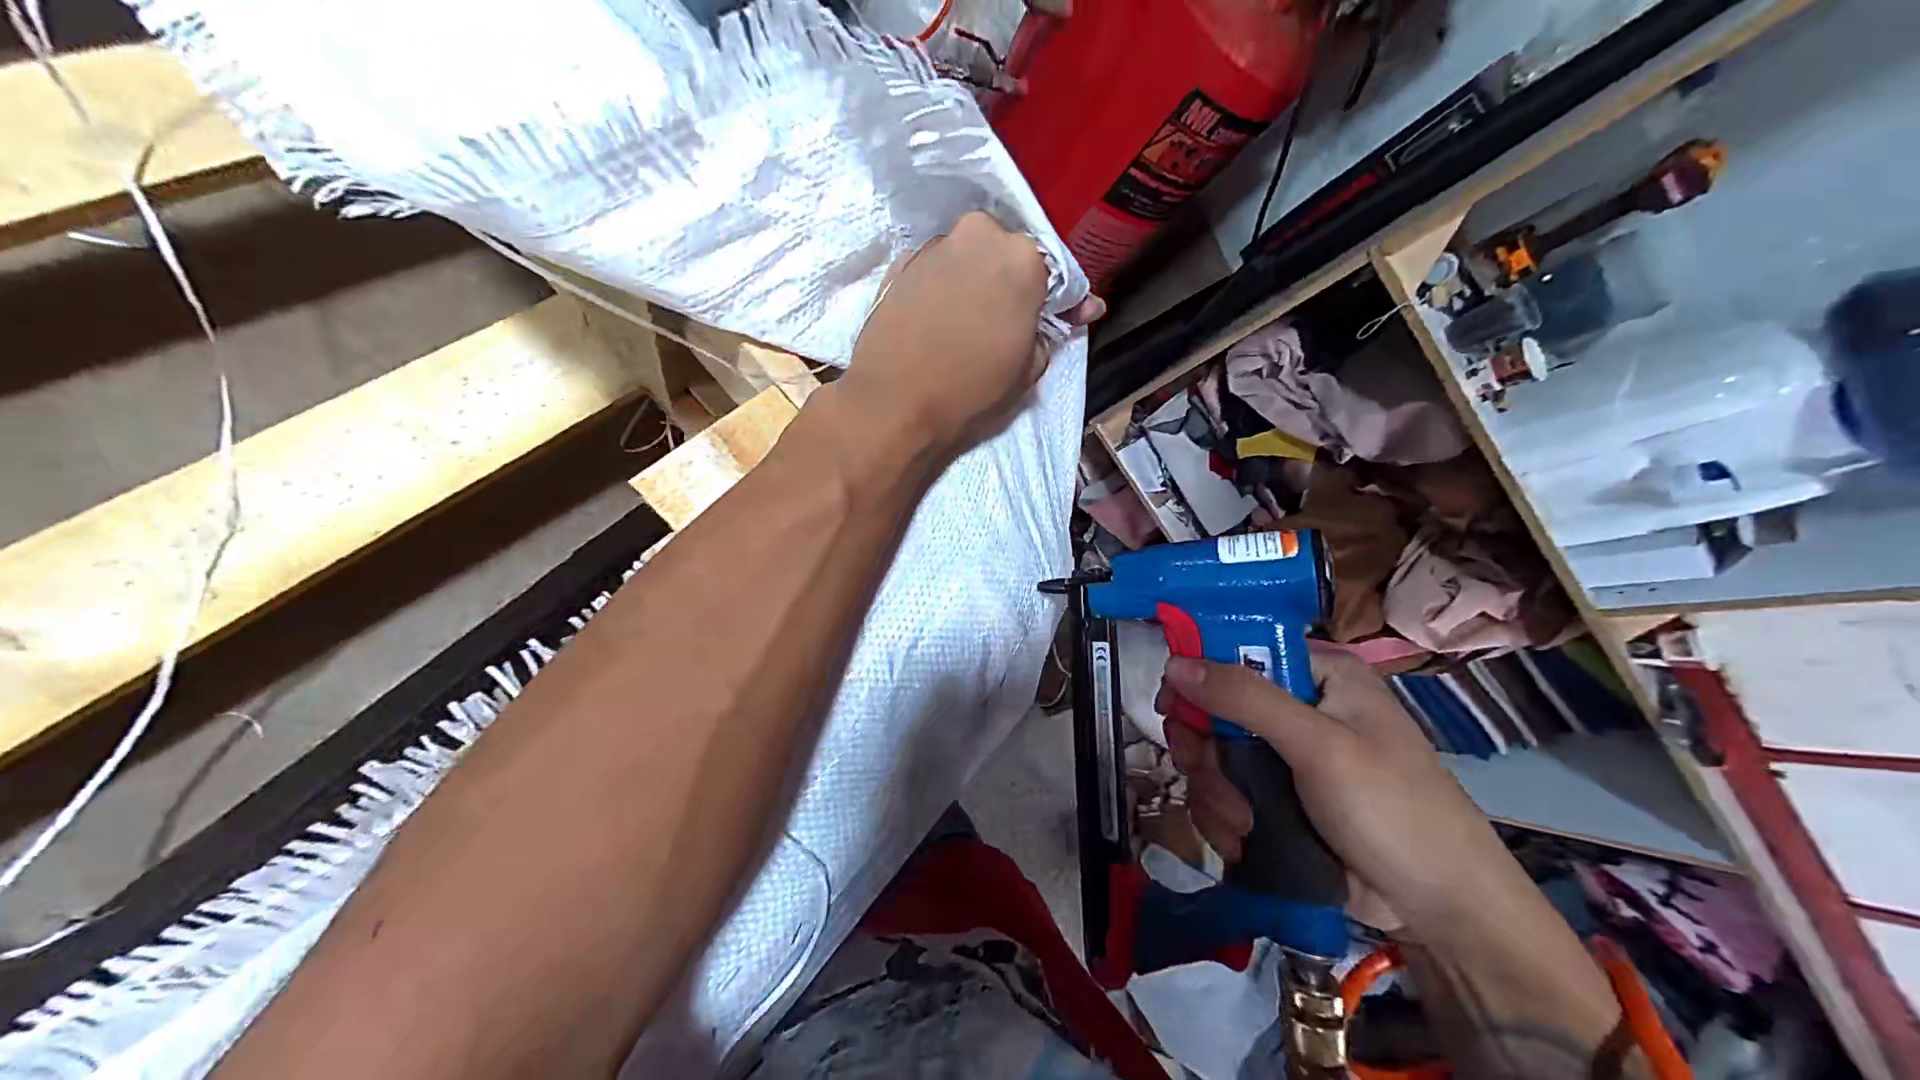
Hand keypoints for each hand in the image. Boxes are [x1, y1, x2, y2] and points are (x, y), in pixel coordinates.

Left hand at [838, 211, 1101, 464]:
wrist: (894, 403)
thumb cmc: (972, 389)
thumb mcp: (1030, 369)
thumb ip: (1050, 332)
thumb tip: (1065, 316)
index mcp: (1022, 256)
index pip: (1052, 270)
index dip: (1056, 298)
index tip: (1060, 318)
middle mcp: (978, 235)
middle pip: (1005, 254)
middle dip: (1010, 282)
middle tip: (1007, 321)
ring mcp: (934, 246)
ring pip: (967, 258)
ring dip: (974, 282)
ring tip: (969, 324)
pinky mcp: (899, 263)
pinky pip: (935, 270)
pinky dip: (942, 287)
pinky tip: (939, 321)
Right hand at [1159, 644, 1524, 938]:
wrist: (1441, 913)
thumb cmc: (1392, 811)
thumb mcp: (1318, 746)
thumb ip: (1244, 700)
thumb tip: (1174, 663)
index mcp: (1323, 675)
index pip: (1242, 652)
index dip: (1200, 673)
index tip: (1171, 705)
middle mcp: (1301, 708)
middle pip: (1218, 708)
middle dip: (1206, 749)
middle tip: (1200, 770)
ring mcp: (1287, 758)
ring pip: (1215, 755)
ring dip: (1214, 791)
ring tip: (1240, 824)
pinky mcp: (1278, 801)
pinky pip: (1225, 792)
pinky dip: (1223, 816)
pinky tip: (1242, 841)